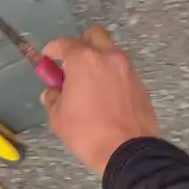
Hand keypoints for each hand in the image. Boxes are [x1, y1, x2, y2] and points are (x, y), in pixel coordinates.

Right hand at [41, 25, 160, 174]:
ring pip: (111, 52)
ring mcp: (127, 69)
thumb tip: (53, 93)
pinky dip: (112, 76)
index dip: (53, 49)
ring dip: (99, 60)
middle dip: (81, 44)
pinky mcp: (140, 84)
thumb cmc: (88, 132)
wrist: (129, 153)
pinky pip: (122, 71)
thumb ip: (53, 98)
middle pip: (94, 35)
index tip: (48, 58)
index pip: (64, 43)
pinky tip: (106, 96)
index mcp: (84, 60)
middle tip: (72, 65)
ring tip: (90, 83)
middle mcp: (108, 57)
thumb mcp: (59, 117)